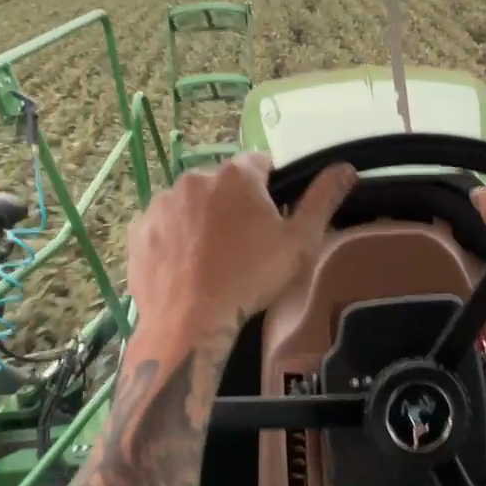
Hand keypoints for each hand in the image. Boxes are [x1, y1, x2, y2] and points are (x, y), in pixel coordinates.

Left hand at [128, 152, 356, 345]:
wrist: (188, 323)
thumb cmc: (251, 278)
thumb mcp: (300, 242)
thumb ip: (323, 199)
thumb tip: (345, 168)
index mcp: (235, 175)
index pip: (261, 162)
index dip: (273, 186)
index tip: (275, 217)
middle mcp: (194, 178)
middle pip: (225, 182)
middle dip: (237, 203)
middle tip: (249, 243)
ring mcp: (162, 203)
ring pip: (193, 202)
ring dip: (205, 218)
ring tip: (216, 258)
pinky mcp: (139, 230)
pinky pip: (166, 224)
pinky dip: (178, 237)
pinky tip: (188, 266)